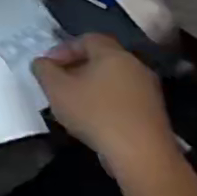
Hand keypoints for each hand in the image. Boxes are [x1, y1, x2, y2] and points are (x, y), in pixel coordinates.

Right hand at [32, 32, 181, 172]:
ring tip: (75, 105)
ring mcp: (148, 89)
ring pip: (113, 80)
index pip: (86, 39)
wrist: (143, 156)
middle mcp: (134, 64)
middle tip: (60, 84)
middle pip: (101, 59)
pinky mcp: (155, 113)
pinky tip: (96, 121)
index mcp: (112, 53)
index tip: (48, 66)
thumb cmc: (96, 114)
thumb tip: (41, 63)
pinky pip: (125, 99)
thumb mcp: (57, 90)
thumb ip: (44, 70)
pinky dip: (108, 103)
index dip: (64, 49)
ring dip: (93, 87)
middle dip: (77, 68)